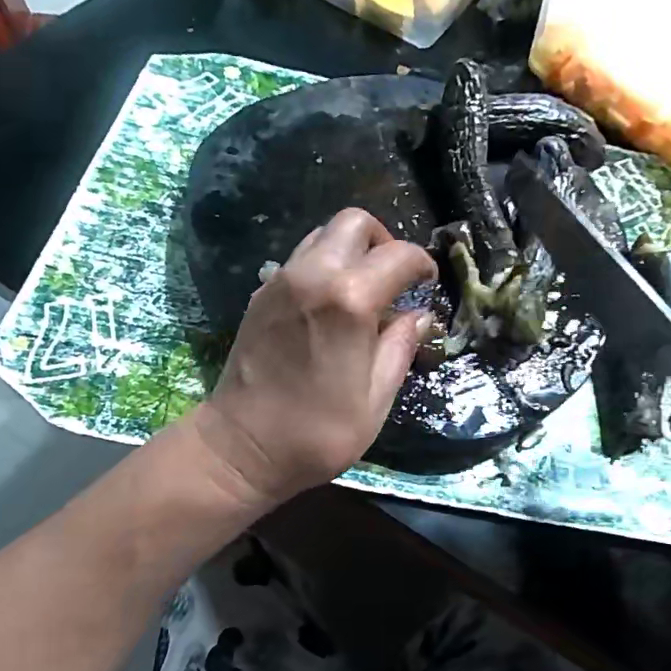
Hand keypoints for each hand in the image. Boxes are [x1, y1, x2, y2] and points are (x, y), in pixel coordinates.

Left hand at [185, 208, 434, 511]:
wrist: (241, 448)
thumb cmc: (318, 433)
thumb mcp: (377, 398)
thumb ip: (400, 346)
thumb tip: (418, 316)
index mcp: (349, 301)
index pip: (398, 255)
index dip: (422, 264)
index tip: (429, 284)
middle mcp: (312, 276)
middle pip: (355, 222)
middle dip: (384, 242)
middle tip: (396, 280)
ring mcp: (280, 280)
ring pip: (324, 234)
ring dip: (353, 251)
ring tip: (366, 292)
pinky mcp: (261, 293)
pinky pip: (302, 258)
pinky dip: (326, 266)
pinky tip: (333, 307)